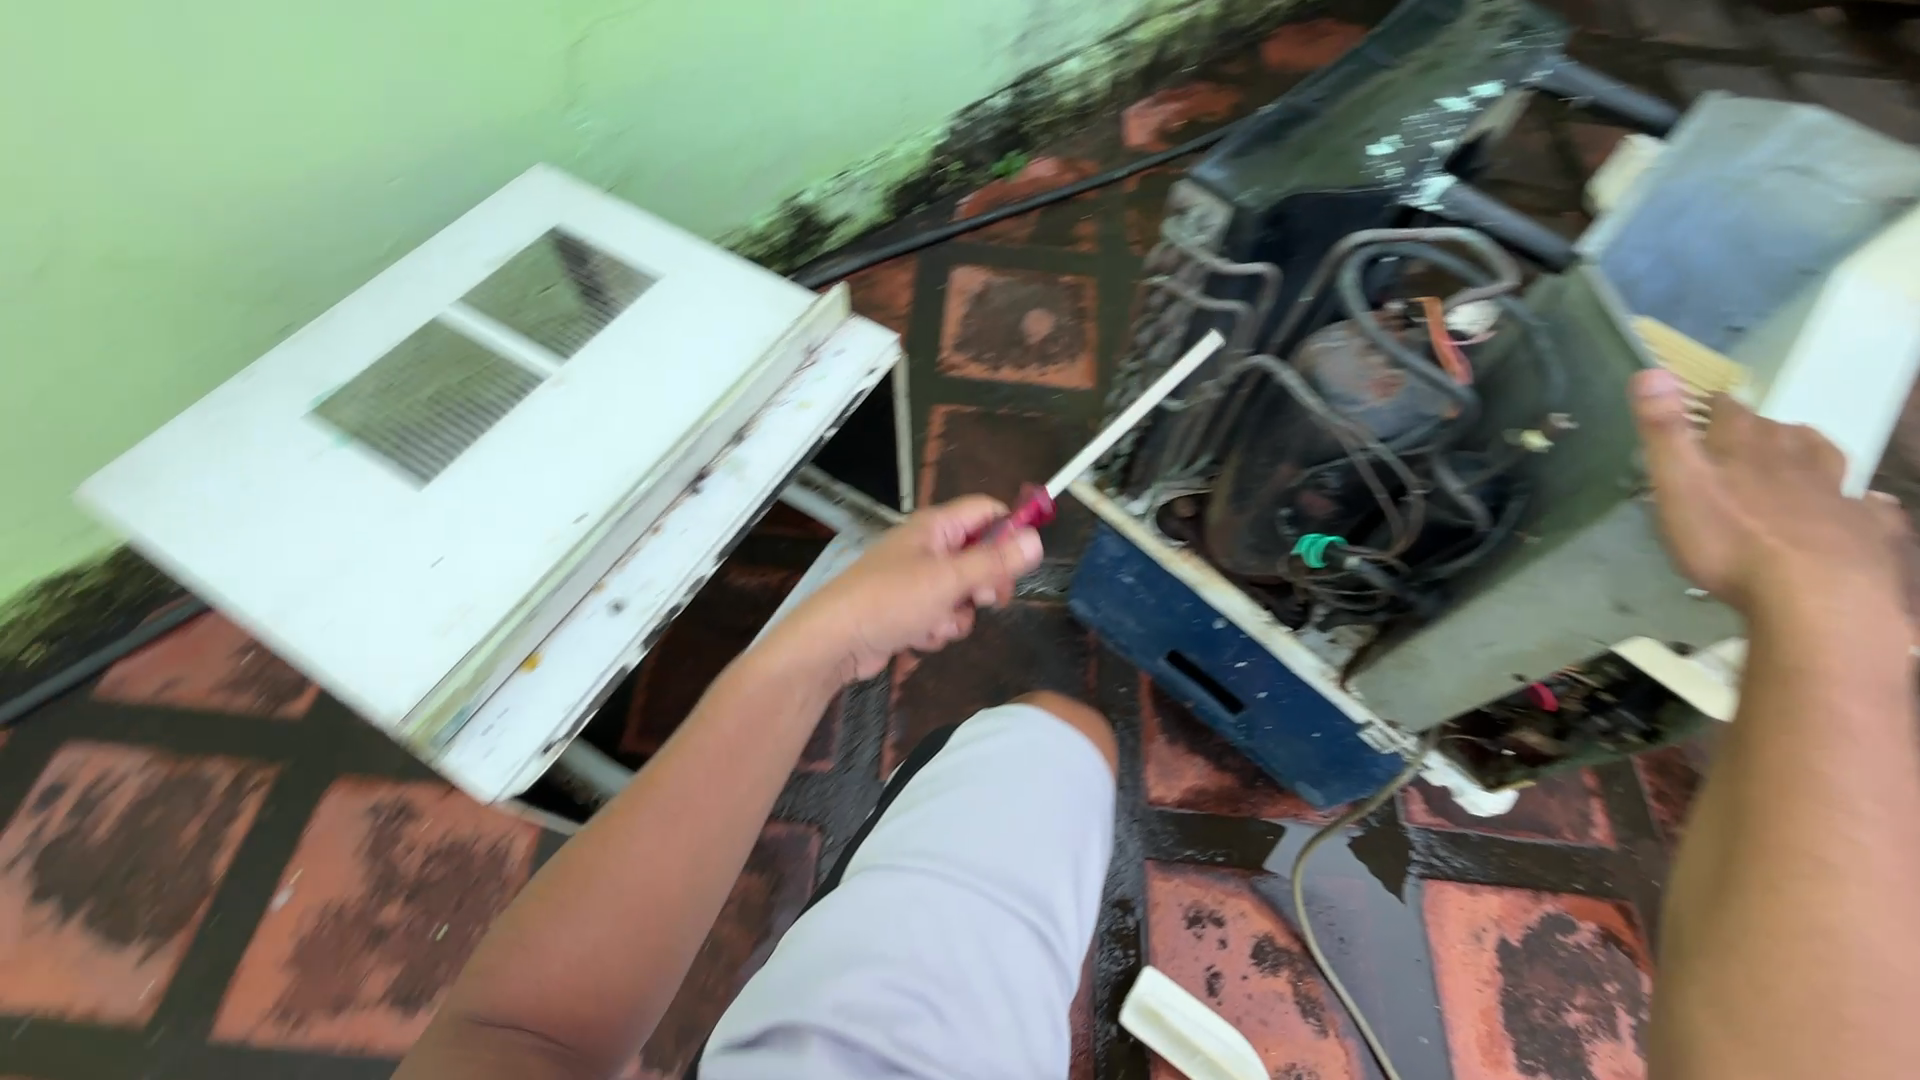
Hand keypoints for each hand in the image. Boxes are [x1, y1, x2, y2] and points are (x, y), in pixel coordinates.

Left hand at [761, 496, 1045, 684]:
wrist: (835, 641)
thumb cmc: (889, 601)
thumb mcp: (949, 580)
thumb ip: (995, 562)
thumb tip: (1036, 540)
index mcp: (935, 527)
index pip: (986, 511)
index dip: (1010, 530)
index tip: (1024, 559)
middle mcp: (927, 548)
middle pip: (980, 557)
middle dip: (984, 584)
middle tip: (982, 599)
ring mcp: (917, 580)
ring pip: (963, 595)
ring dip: (957, 614)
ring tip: (934, 622)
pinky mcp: (909, 610)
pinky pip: (942, 616)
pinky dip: (936, 628)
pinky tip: (917, 636)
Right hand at [1630, 368, 1910, 625]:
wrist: (1815, 593)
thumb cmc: (1728, 540)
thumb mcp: (1677, 483)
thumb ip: (1663, 431)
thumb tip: (1650, 369)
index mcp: (1746, 451)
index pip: (1731, 416)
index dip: (1717, 406)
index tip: (1708, 399)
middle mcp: (1795, 464)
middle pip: (1782, 435)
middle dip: (1764, 429)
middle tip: (1752, 428)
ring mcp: (1835, 497)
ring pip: (1827, 461)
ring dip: (1813, 452)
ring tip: (1803, 450)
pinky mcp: (1865, 531)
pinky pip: (1868, 509)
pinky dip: (1863, 503)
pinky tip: (1865, 505)